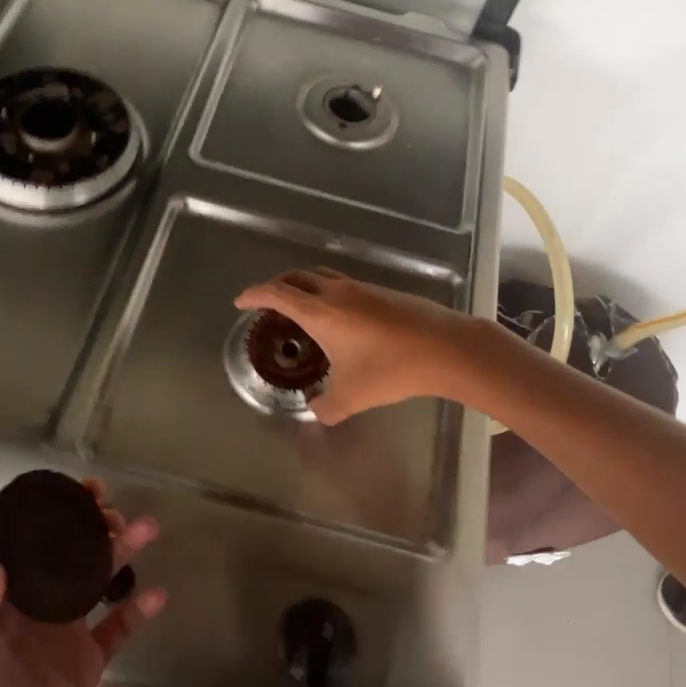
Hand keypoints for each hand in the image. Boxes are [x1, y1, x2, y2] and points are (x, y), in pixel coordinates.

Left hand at [0, 482, 166, 686]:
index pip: (23, 545)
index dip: (49, 516)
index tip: (75, 493)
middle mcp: (30, 609)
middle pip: (65, 556)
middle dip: (89, 526)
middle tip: (113, 509)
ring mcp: (60, 636)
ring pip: (95, 583)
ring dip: (120, 554)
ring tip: (146, 528)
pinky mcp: (84, 667)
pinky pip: (116, 631)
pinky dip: (138, 612)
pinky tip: (158, 595)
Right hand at [234, 268, 481, 424]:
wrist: (444, 347)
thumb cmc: (390, 369)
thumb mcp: (351, 398)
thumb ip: (326, 407)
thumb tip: (315, 410)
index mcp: (320, 311)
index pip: (277, 293)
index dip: (254, 294)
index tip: (241, 301)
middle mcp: (336, 292)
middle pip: (296, 276)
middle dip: (276, 285)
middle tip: (267, 302)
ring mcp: (362, 289)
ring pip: (322, 277)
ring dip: (304, 287)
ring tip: (301, 309)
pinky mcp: (383, 292)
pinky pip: (343, 286)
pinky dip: (328, 294)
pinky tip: (339, 319)